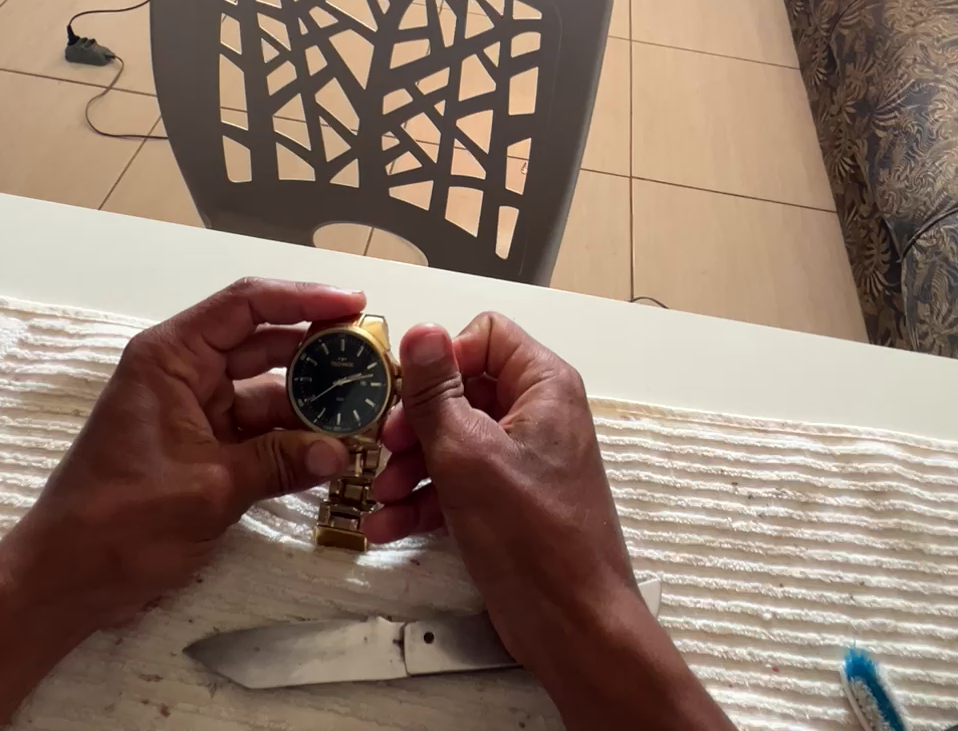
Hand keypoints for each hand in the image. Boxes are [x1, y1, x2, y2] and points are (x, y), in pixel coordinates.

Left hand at [0, 278, 363, 630]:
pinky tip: (333, 440)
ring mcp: (197, 407)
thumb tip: (342, 453)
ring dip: (311, 394)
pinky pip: (260, 423)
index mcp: (172, 358)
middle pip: (264, 339)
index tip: (355, 303)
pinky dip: (294, 431)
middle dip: (317, 346)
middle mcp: (186, 371)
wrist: (62, 586)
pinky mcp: (206, 442)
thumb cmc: (117, 524)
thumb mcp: (207, 489)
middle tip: (371, 353)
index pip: (246, 306)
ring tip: (364, 400)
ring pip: (267, 384)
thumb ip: (280, 463)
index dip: (304, 297)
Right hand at [365, 315, 734, 730]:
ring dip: (413, 464)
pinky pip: (461, 477)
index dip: (444, 359)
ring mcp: (523, 455)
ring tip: (384, 493)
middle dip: (416, 421)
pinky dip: (427, 496)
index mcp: (542, 385)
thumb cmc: (533, 537)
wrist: (573, 627)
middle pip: (463, 387)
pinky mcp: (509, 495)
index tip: (411, 393)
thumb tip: (422, 330)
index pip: (485, 335)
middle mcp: (537, 412)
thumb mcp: (467, 454)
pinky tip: (390, 523)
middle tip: (387, 447)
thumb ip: (437, 391)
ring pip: (455, 436)